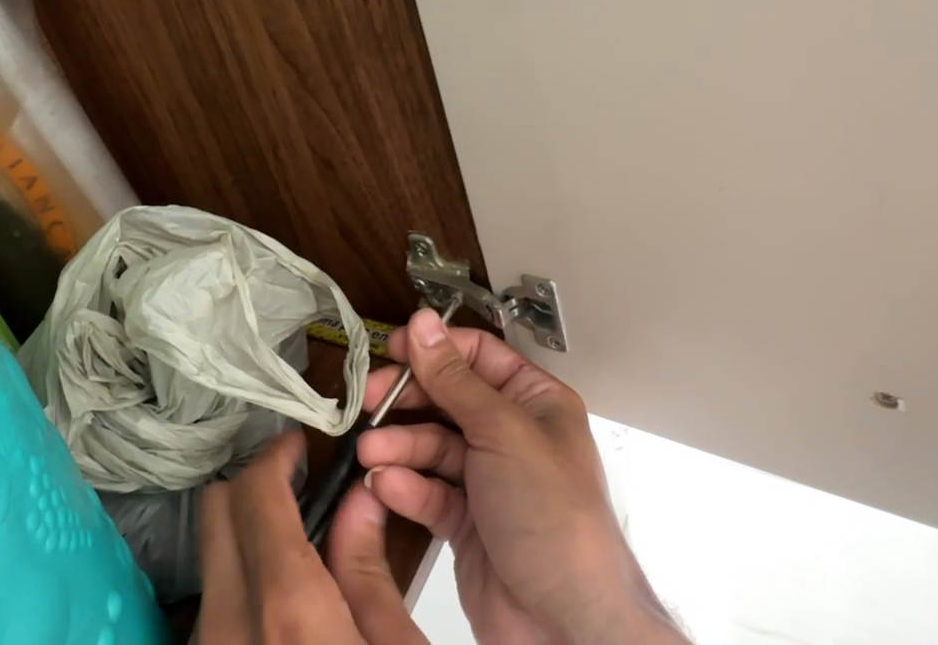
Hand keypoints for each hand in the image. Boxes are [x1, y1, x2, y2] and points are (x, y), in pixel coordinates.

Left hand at [195, 429, 427, 642]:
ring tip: (297, 537)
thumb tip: (359, 498)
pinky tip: (281, 590)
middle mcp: (227, 619)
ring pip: (209, 552)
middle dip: (254, 482)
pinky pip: (212, 595)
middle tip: (296, 481)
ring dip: (246, 528)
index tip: (300, 446)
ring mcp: (207, 644)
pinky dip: (241, 572)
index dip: (277, 455)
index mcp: (285, 605)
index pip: (255, 491)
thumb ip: (368, 570)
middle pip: (215, 510)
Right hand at [357, 310, 687, 644]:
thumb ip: (454, 378)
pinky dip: (403, 486)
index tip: (394, 347)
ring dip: (398, 446)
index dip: (435, 348)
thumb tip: (424, 323)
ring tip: (371, 452)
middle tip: (371, 399)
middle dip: (408, 399)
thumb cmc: (555, 519)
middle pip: (447, 399)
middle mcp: (511, 435)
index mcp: (534, 402)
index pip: (478, 356)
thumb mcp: (502, 432)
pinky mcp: (466, 521)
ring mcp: (487, 479)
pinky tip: (384, 486)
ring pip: (431, 446)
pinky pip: (426, 490)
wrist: (566, 625)